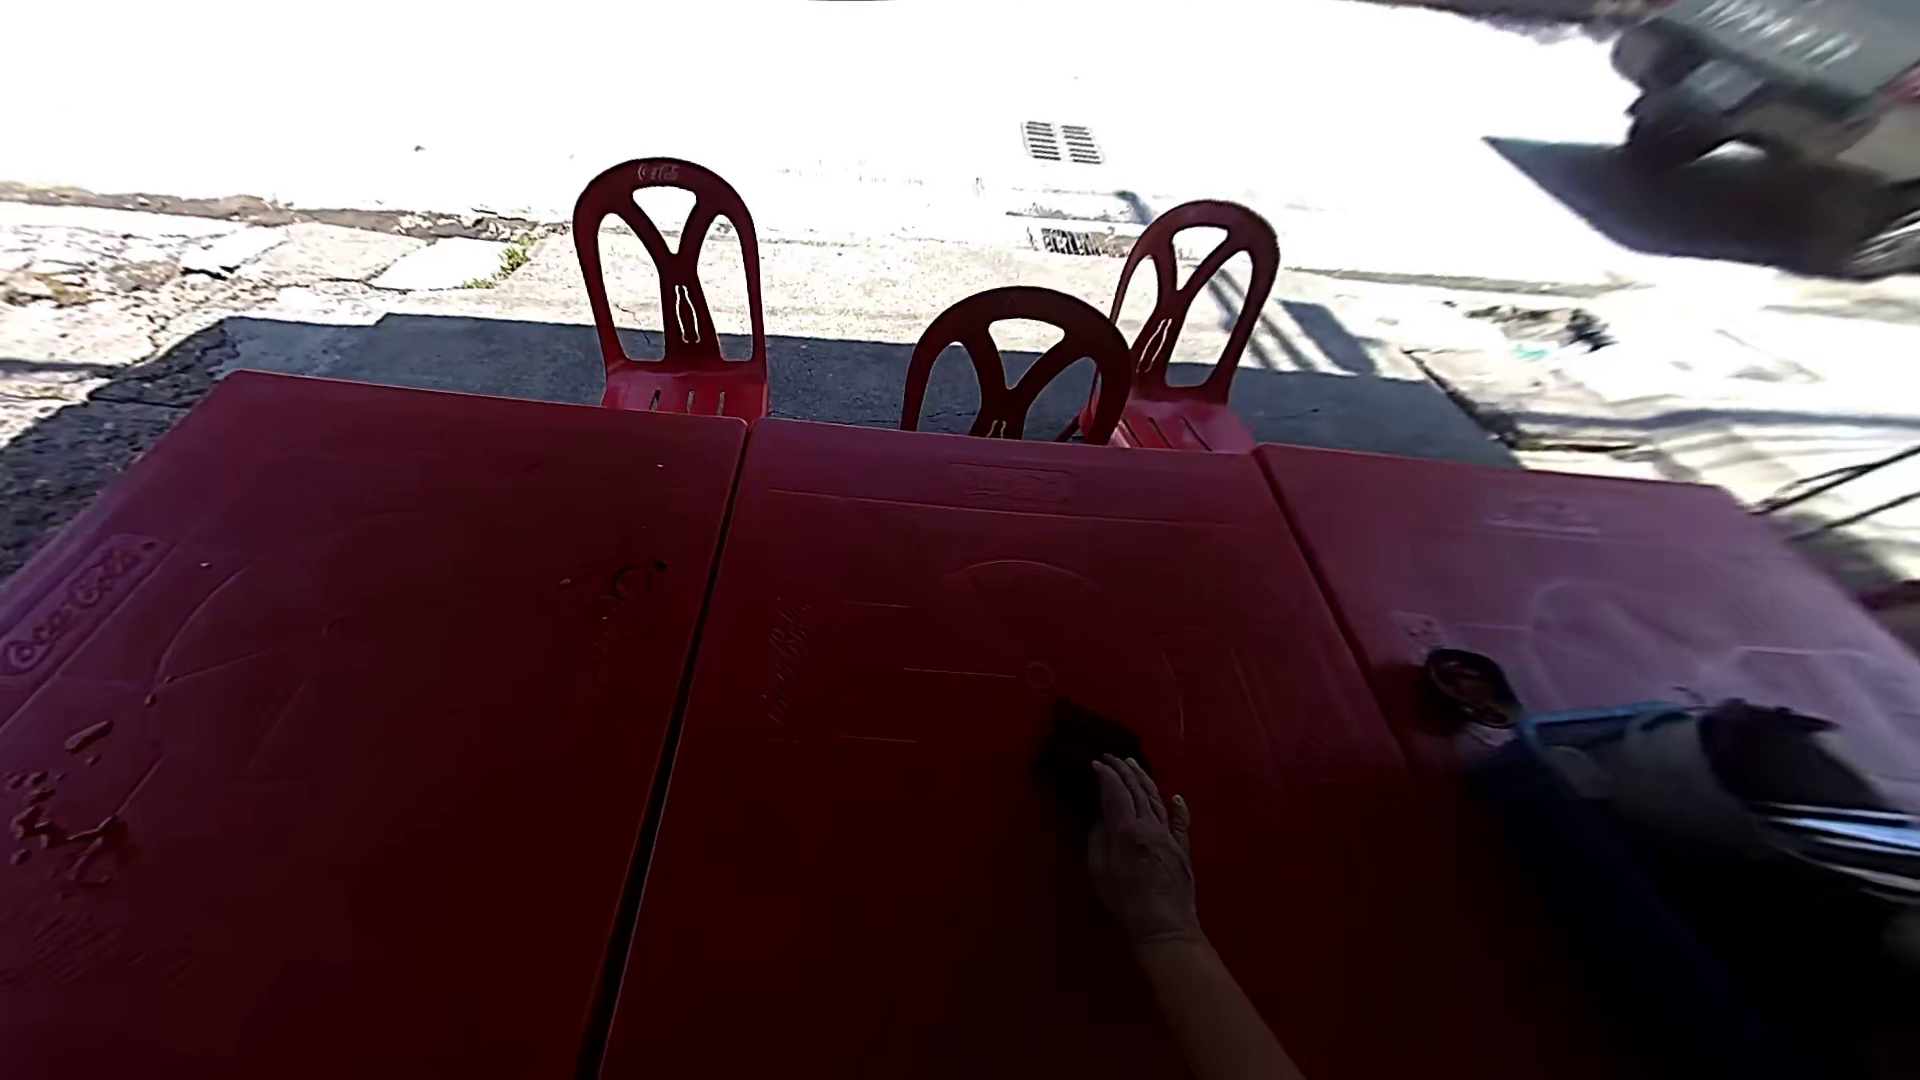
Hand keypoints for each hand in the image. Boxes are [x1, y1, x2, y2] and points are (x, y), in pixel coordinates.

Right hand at [1088, 753, 1199, 945]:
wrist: (1166, 929)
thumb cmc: (1126, 903)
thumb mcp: (1099, 872)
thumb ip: (1097, 839)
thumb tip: (1100, 818)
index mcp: (1127, 830)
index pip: (1115, 792)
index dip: (1105, 775)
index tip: (1095, 763)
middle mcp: (1150, 826)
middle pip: (1136, 789)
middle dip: (1122, 769)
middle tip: (1111, 757)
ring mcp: (1169, 836)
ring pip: (1156, 798)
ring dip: (1144, 778)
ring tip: (1134, 764)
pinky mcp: (1182, 848)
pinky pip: (1180, 822)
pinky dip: (1178, 806)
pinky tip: (1176, 796)